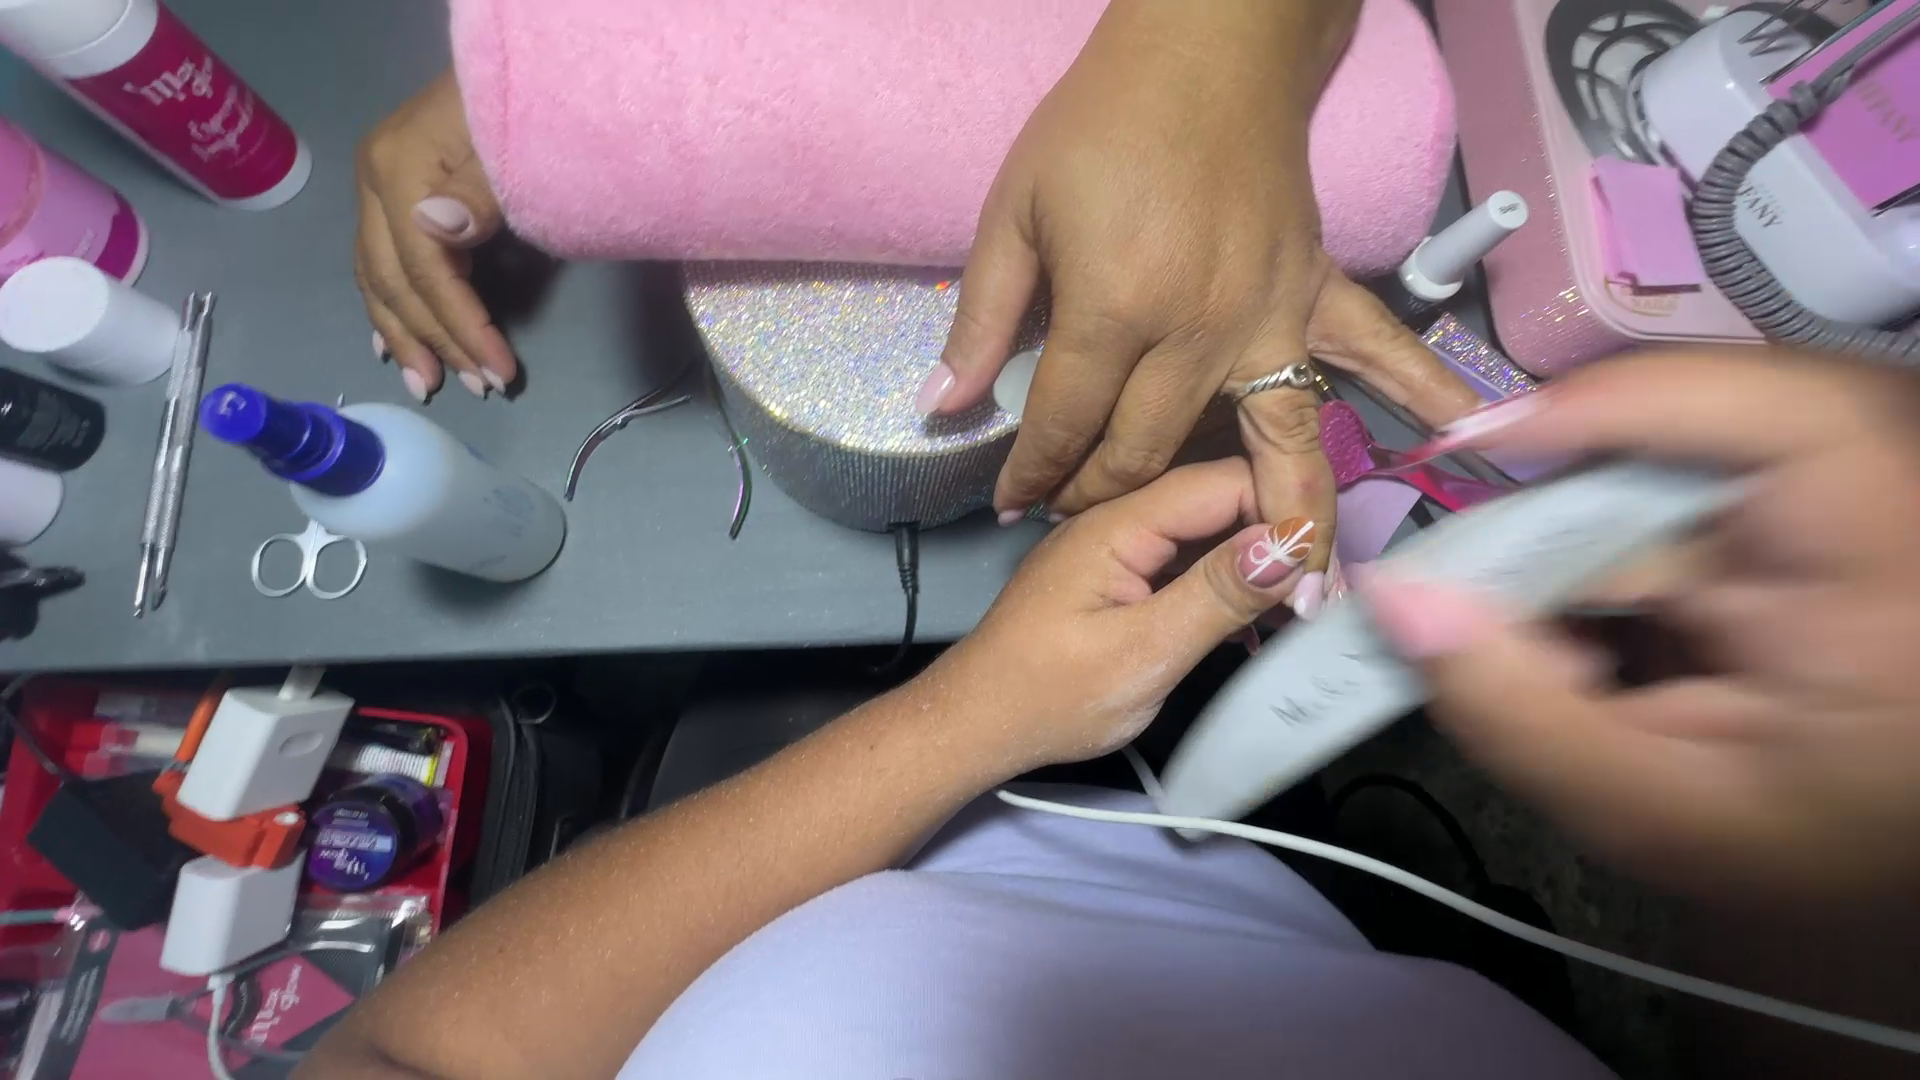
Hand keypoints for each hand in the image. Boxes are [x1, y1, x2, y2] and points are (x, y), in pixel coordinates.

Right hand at [354, 71, 515, 402]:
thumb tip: (437, 227)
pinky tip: (392, 342)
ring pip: (379, 279)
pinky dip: (391, 308)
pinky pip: (382, 263)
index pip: (427, 274)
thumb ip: (477, 193)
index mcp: (399, 174)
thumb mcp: (506, 152)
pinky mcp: (395, 197)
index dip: (463, 328)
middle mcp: (376, 183)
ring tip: (427, 381)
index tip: (500, 373)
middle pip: (396, 283)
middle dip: (436, 342)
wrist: (513, 68)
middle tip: (475, 389)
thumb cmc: (519, 113)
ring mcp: (379, 189)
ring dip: (407, 336)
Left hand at [922, 458, 1313, 773]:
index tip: (1322, 578)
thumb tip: (1290, 542)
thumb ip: (1215, 595)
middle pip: (1217, 502)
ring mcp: (1115, 549)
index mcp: (1118, 523)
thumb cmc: (1051, 695)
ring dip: (1253, 568)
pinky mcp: (1115, 577)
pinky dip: (1221, 587)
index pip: (1223, 482)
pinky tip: (1251, 623)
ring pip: (1204, 535)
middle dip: (1276, 542)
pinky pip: (1181, 563)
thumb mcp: (1142, 652)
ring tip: (1298, 616)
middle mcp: (1117, 521)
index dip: (1284, 516)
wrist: (978, 722)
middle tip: (1322, 601)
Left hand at [926, 0, 1478, 606]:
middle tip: (1073, 519)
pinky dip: (1419, 391)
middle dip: (1103, 496)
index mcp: (1114, 312)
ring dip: (1271, 517)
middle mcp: (1198, 334)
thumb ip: (978, 320)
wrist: (1205, 42)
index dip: (1032, 473)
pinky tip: (1464, 437)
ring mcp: (1269, 317)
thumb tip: (941, 405)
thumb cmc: (1097, 127)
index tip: (1013, 503)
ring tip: (1289, 590)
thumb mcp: (1013, 215)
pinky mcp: (1315, 290)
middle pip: (1148, 453)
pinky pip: (1374, 349)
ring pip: (1268, 440)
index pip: (1065, 426)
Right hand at [1361, 351, 1919, 897]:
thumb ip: (1502, 708)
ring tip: (1528, 629)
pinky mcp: (1787, 532)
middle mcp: (1880, 531)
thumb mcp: (1627, 805)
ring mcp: (1831, 527)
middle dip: (1560, 492)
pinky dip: (1584, 554)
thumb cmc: (1775, 850)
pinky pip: (1662, 504)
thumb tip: (1391, 595)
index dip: (1632, 399)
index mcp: (1893, 599)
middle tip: (1465, 558)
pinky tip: (1568, 626)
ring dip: (1563, 537)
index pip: (1798, 424)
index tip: (1489, 441)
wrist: (1860, 865)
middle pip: (1702, 431)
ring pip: (1666, 470)